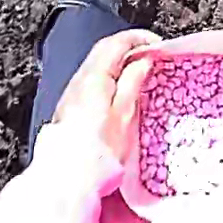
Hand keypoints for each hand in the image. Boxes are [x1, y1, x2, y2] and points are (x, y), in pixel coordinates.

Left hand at [44, 28, 159, 164]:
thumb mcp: (124, 115)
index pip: (115, 43)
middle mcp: (79, 80)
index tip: (157, 44)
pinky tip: (120, 88)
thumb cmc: (99, 151)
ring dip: (118, 61)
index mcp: (94, 77)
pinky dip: (109, 75)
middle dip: (129, 47)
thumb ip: (133, 82)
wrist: (65, 184)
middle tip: (151, 55)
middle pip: (104, 50)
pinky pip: (91, 79)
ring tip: (139, 70)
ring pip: (97, 64)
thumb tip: (143, 60)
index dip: (138, 38)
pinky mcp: (69, 108)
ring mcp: (71, 94)